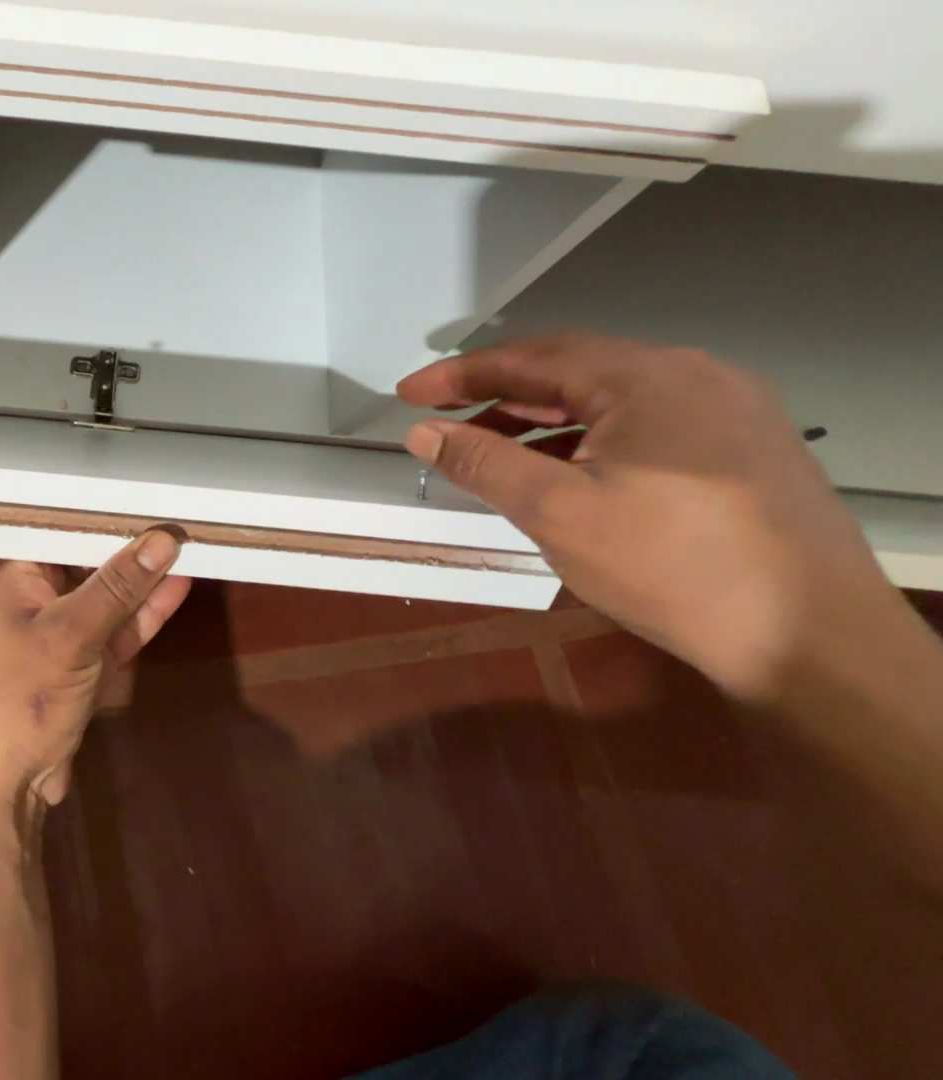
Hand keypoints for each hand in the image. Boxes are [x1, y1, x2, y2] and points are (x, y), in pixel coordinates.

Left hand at [0, 531, 190, 805]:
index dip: (108, 517)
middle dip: (134, 547)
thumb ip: (117, 587)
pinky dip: (146, 614)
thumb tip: (162, 541)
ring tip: (192, 546)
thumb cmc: (23, 693)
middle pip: (92, 563)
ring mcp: (66, 634)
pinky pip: (120, 631)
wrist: (5, 776)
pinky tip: (177, 587)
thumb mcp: (71, 634)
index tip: (153, 498)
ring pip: (112, 599)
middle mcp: (41, 599)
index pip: (66, 532)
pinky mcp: (87, 665)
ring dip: (147, 580)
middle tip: (184, 519)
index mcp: (21, 578)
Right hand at [396, 333, 900, 700]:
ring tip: (488, 446)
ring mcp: (728, 409)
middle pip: (574, 369)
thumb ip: (483, 463)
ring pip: (610, 398)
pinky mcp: (743, 446)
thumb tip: (423, 432)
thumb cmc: (669, 564)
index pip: (533, 359)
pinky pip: (644, 422)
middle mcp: (694, 376)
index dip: (461, 374)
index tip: (407, 393)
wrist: (808, 634)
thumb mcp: (556, 512)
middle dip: (498, 392)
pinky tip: (560, 469)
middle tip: (440, 416)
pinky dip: (585, 436)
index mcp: (647, 379)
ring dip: (541, 417)